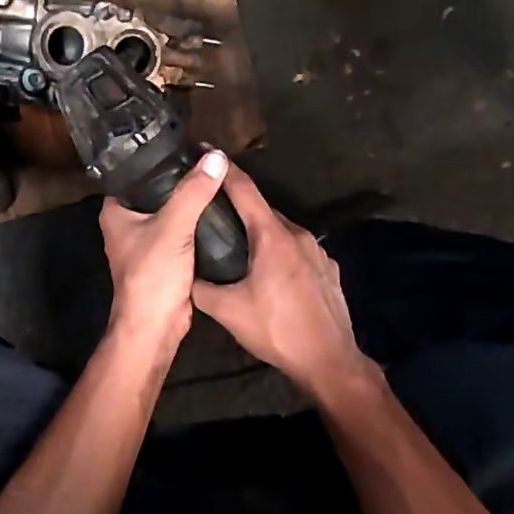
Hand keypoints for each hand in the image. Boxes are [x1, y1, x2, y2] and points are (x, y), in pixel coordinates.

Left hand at [98, 149, 229, 342]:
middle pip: (158, 190)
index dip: (158, 156)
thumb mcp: (173, 226)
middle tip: (210, 157)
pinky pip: (184, 229)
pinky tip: (220, 207)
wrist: (156, 325)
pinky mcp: (167, 256)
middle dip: (182, 177)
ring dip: (192, 200)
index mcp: (116, 211)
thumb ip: (194, 191)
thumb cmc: (152, 274)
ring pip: (173, 210)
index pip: (135, 172)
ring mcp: (148, 240)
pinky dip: (198, 221)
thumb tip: (217, 156)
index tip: (187, 141)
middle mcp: (128, 223)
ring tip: (218, 175)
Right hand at [191, 162, 375, 391]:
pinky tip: (271, 273)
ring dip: (261, 232)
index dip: (225, 170)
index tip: (208, 152)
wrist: (328, 360)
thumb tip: (183, 276)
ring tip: (239, 245)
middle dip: (239, 208)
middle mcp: (299, 235)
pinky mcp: (329, 269)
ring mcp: (319, 252)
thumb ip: (201, 288)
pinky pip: (299, 250)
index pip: (245, 191)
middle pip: (264, 211)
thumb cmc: (276, 330)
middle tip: (214, 212)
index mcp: (272, 237)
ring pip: (283, 231)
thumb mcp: (228, 311)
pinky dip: (281, 251)